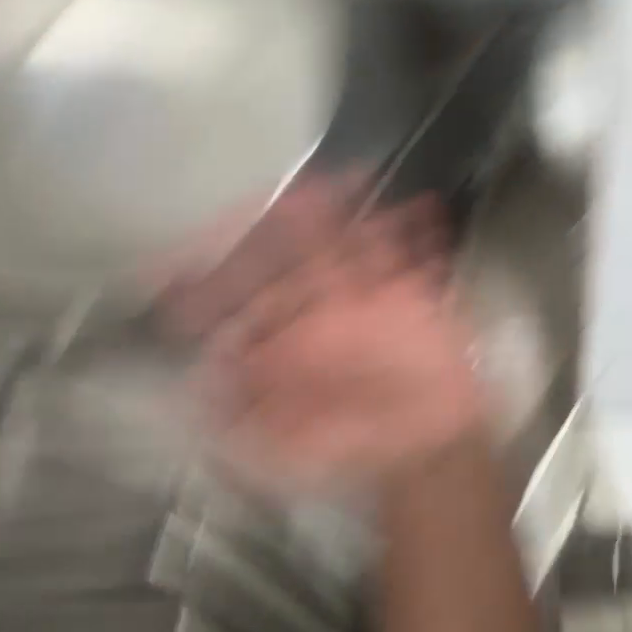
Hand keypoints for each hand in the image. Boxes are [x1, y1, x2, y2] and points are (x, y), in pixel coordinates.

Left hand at [161, 178, 488, 495]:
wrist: (426, 451)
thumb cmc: (348, 454)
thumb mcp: (276, 452)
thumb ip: (238, 417)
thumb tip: (205, 372)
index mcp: (275, 346)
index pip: (240, 291)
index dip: (226, 258)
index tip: (224, 230)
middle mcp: (316, 315)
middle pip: (297, 256)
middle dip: (295, 221)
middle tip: (304, 186)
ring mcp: (370, 304)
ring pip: (356, 248)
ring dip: (357, 214)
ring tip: (358, 177)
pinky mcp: (418, 302)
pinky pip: (417, 260)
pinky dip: (421, 233)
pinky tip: (425, 207)